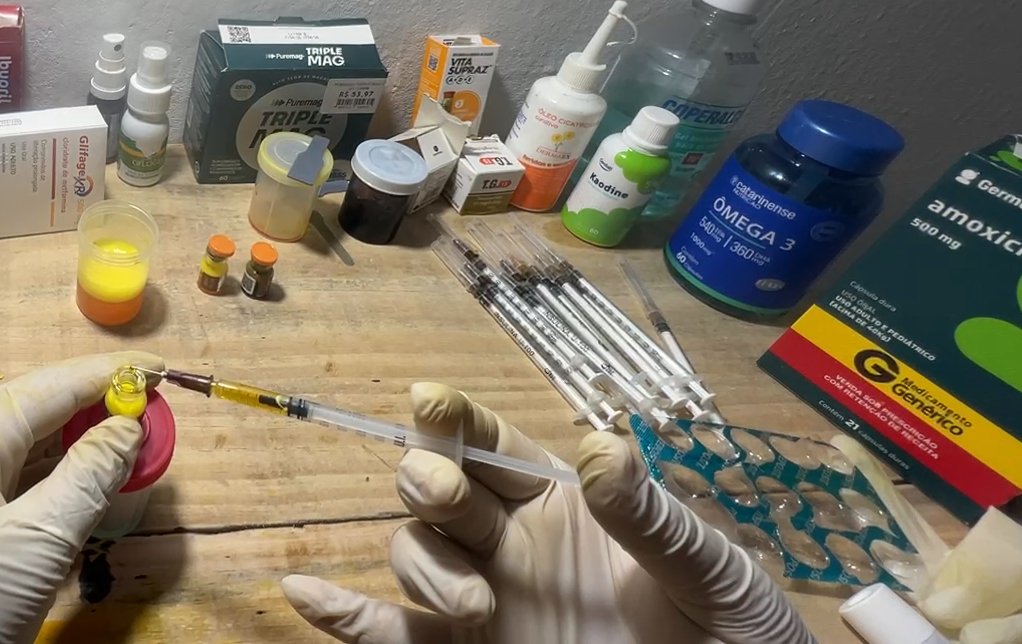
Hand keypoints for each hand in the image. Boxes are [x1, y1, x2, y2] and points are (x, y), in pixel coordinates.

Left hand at [0, 350, 163, 643]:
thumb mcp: (34, 545)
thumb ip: (87, 479)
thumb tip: (129, 428)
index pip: (48, 388)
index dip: (105, 374)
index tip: (159, 367)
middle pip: (43, 409)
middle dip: (99, 404)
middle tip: (155, 405)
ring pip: (38, 444)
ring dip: (87, 439)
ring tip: (137, 435)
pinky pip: (29, 478)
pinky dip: (69, 473)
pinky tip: (99, 471)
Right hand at [281, 384, 808, 643]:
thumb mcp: (717, 583)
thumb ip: (655, 521)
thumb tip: (601, 445)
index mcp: (554, 500)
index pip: (485, 441)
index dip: (452, 415)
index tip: (430, 400)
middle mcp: (502, 538)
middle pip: (433, 486)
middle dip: (427, 478)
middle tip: (447, 493)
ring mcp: (479, 598)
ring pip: (413, 552)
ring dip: (423, 563)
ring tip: (473, 606)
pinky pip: (393, 633)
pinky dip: (346, 616)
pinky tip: (304, 595)